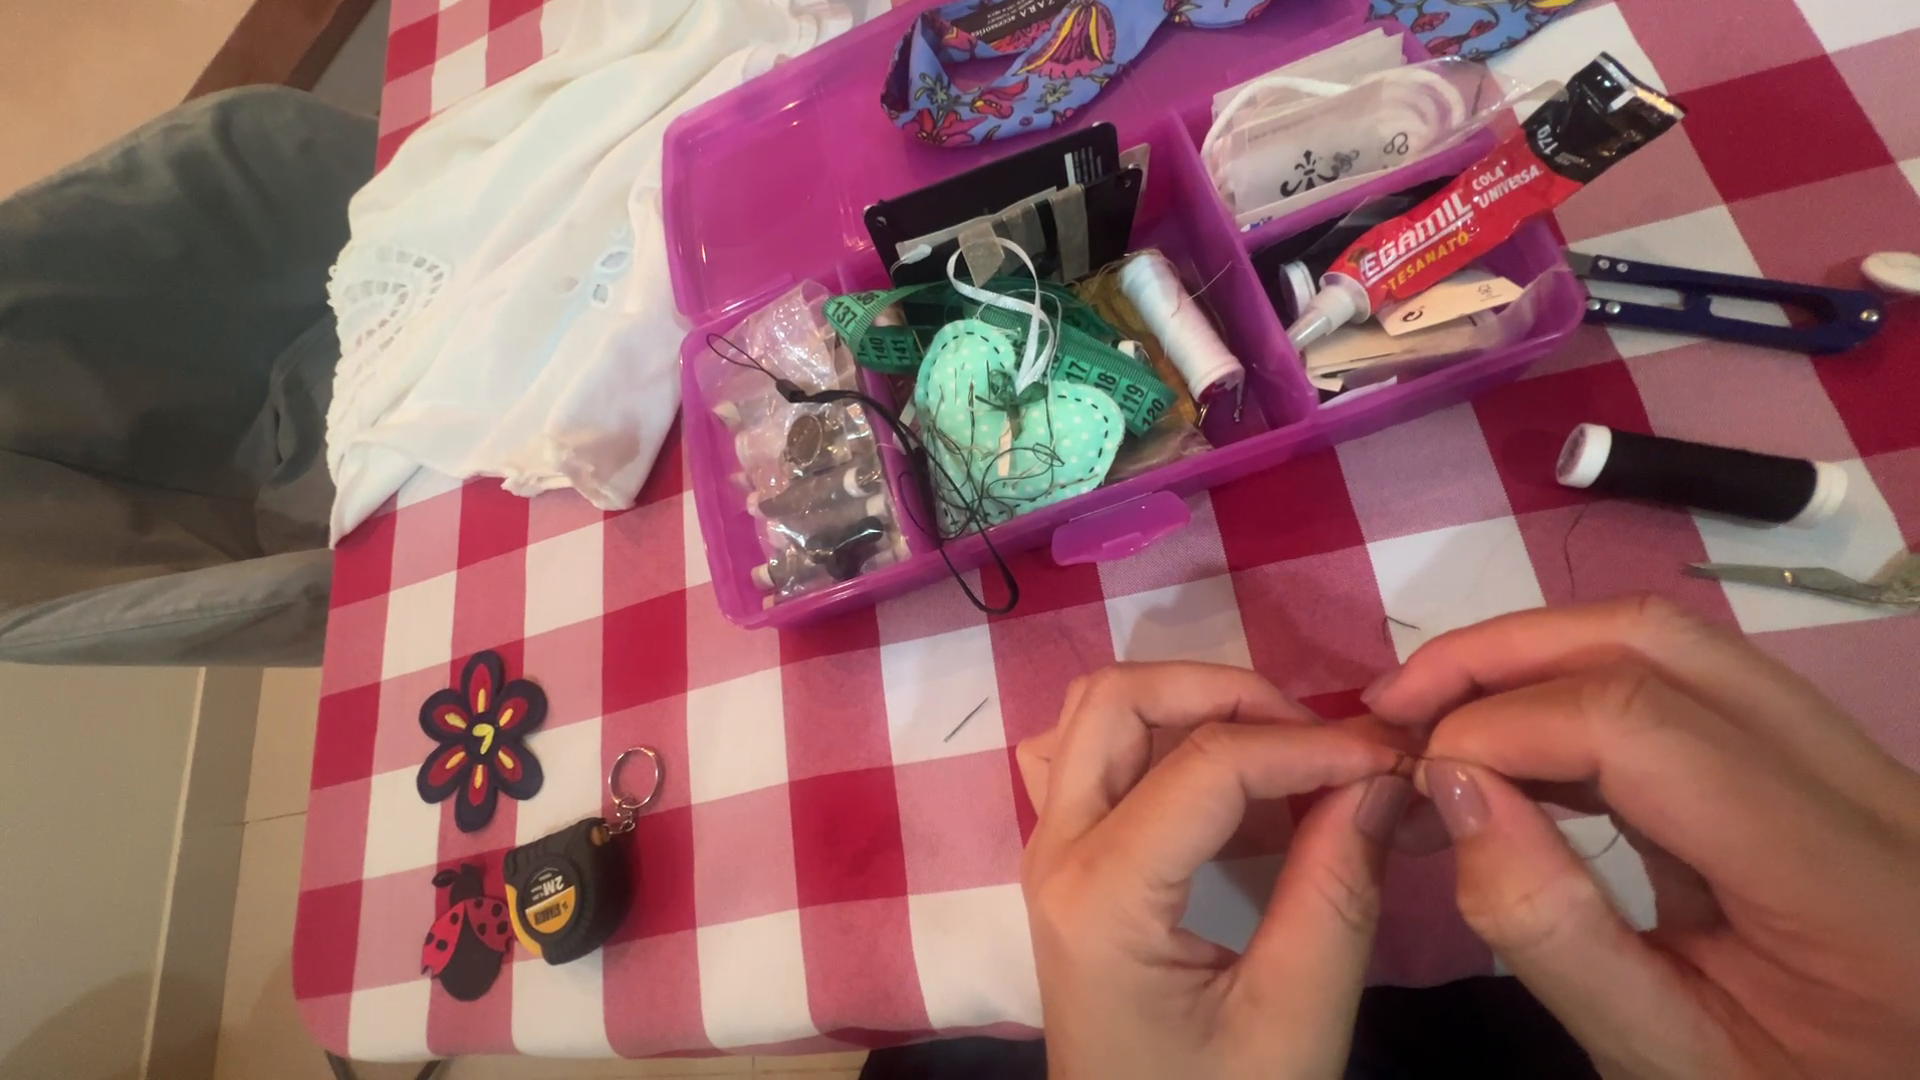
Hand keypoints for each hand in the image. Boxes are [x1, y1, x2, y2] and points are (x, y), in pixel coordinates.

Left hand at [1018, 662, 1403, 1079]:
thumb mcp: (1293, 1023)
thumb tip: (1380, 778)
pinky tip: (1202, 765)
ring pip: (1094, 708)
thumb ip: (1336, 893)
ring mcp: (1047, 838)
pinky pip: (1082, 745)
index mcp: (1103, 892)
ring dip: (1182, 699)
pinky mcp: (1059, 845)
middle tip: (1310, 732)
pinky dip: (1147, 728)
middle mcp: (1056, 843)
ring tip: (1268, 740)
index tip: (1385, 756)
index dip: (1304, 745)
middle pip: (1117, 698)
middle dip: (1222, 690)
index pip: (1204, 767)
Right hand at [1366, 597, 1919, 1078]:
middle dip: (1491, 655)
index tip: (1419, 781)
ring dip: (1517, 659)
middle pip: (1648, 641)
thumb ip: (1550, 928)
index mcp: (1857, 885)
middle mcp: (1876, 790)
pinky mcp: (1804, 756)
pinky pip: (1663, 677)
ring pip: (1653, 639)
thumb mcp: (1664, 1061)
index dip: (1497, 727)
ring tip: (1431, 710)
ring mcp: (1849, 760)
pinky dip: (1553, 689)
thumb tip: (1448, 785)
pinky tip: (1501, 743)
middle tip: (1396, 702)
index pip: (1637, 724)